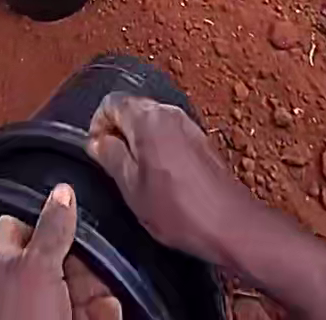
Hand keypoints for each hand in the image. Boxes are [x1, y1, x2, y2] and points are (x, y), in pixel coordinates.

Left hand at [0, 184, 122, 319]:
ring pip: (74, 283)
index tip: (76, 220)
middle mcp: (14, 278)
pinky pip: (83, 310)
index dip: (51, 218)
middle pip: (57, 252)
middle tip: (95, 269)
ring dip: (94, 290)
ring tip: (100, 300)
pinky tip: (105, 314)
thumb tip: (63, 191)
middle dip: (82, 262)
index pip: (25, 218)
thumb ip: (53, 226)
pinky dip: (97, 312)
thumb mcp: (38, 265)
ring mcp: (34, 309)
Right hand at [86, 94, 261, 265]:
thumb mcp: (132, 187)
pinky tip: (161, 176)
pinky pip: (168, 130)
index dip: (97, 125)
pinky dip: (157, 144)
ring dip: (137, 139)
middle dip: (117, 131)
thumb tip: (95, 140)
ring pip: (150, 120)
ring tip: (138, 175)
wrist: (230, 224)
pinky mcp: (199, 137)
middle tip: (114, 166)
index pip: (110, 102)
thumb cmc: (178, 209)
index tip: (98, 151)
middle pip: (131, 107)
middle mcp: (167, 111)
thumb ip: (109, 156)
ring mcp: (186, 122)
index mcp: (147, 117)